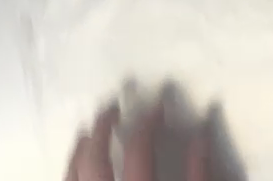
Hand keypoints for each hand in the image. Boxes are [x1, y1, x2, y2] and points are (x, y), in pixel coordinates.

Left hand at [65, 103, 212, 180]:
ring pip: (72, 175)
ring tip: (89, 127)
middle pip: (94, 160)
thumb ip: (200, 172)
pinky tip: (77, 159)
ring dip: (79, 148)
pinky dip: (70, 169)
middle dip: (102, 126)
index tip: (160, 100)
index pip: (138, 149)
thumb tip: (202, 131)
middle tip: (114, 103)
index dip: (149, 120)